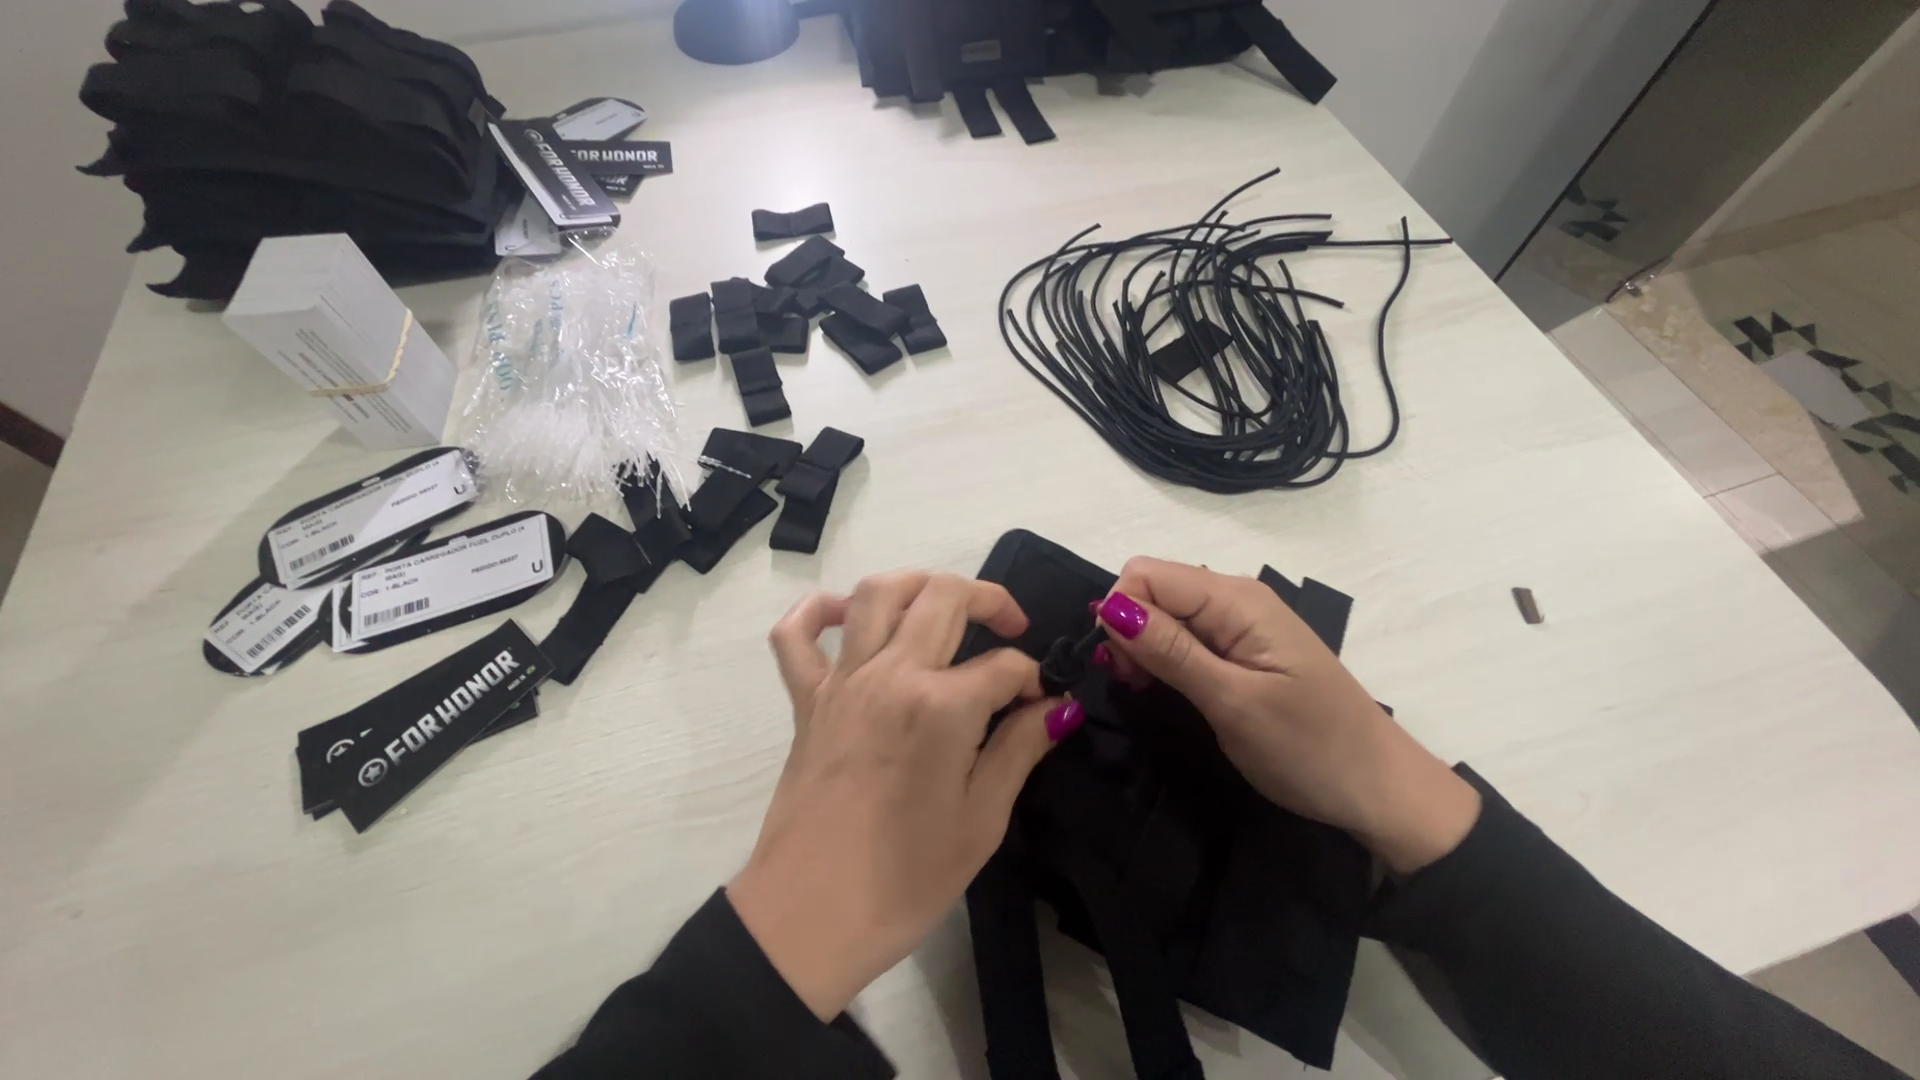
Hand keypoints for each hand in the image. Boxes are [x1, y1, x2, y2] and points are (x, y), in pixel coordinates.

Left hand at [727, 573, 1071, 1019]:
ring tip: (944, 602)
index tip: (1043, 707)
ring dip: (917, 582)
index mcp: (941, 706)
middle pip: (944, 597)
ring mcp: (841, 682)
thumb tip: (1058, 708)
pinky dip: (818, 610)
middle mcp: (891, 675)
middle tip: (1011, 628)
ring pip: (875, 593)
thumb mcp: (981, 820)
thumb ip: (1020, 750)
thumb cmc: (905, 880)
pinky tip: (848, 616)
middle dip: (990, 600)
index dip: (1033, 680)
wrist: (809, 917)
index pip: (1004, 666)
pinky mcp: (804, 700)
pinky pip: (795, 635)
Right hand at [1096, 557, 1479, 874]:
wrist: (1379, 788)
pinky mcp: (1243, 646)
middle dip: (1128, 629)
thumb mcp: (1233, 703)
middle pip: (1153, 587)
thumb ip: (1171, 652)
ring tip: (1152, 692)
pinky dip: (1165, 656)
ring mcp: (1241, 621)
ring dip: (1144, 646)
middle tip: (1137, 686)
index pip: (1146, 573)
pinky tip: (1171, 688)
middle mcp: (1236, 596)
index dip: (1121, 613)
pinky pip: (1186, 633)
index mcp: (1236, 600)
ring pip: (1165, 611)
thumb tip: (1111, 608)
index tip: (1125, 669)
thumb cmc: (1309, 748)